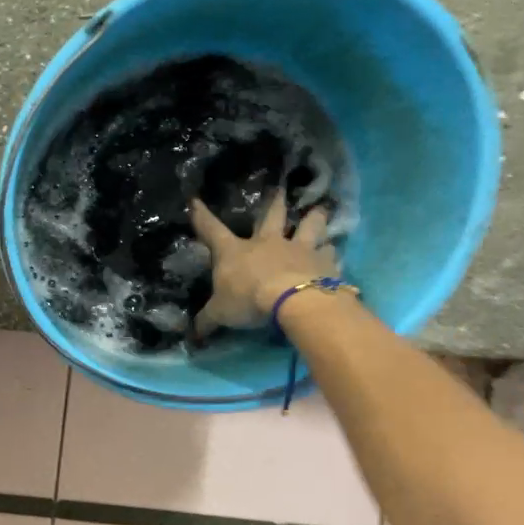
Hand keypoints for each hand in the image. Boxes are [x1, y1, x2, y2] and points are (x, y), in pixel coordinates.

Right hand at [189, 192, 339, 338]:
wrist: (293, 300)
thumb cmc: (248, 300)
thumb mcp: (219, 314)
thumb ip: (206, 321)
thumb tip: (191, 337)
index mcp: (234, 252)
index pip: (211, 230)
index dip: (201, 216)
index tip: (194, 200)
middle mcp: (266, 243)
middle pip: (270, 216)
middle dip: (273, 202)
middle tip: (280, 187)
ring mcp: (298, 248)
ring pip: (308, 226)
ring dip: (314, 217)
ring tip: (319, 209)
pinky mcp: (323, 260)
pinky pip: (329, 251)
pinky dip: (330, 250)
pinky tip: (333, 250)